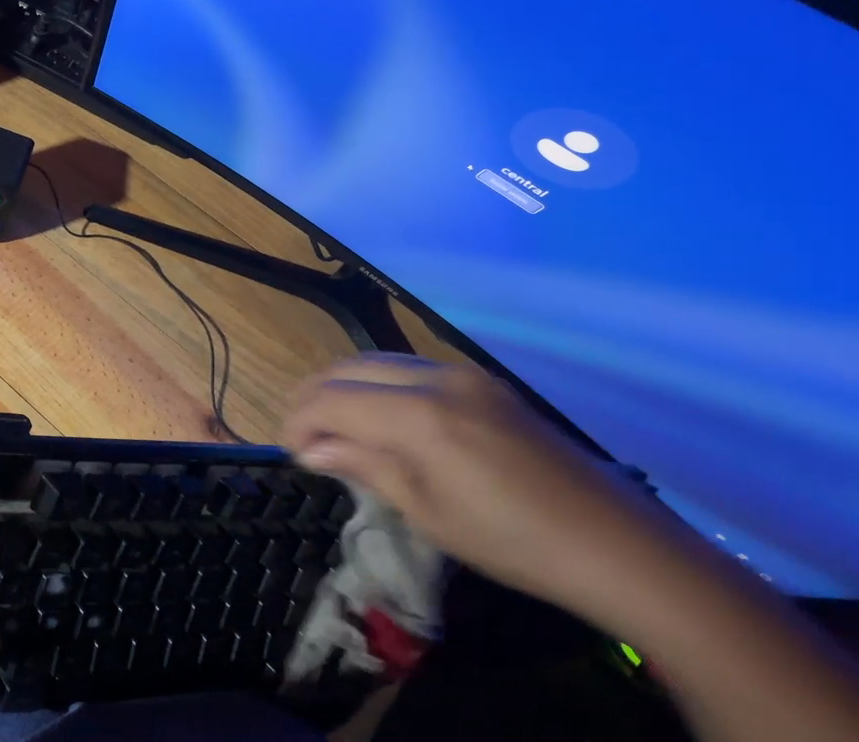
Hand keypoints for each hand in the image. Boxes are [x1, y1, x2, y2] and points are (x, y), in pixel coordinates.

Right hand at [280, 354, 680, 618]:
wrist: (621, 549)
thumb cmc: (514, 542)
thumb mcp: (427, 513)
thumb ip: (364, 466)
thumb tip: (312, 450)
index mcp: (419, 414)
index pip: (330, 400)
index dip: (298, 423)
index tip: (290, 454)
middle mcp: (437, 378)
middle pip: (348, 369)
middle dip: (313, 398)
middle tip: (303, 439)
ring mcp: (466, 376)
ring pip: (378, 362)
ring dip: (344, 388)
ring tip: (335, 428)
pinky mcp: (486, 385)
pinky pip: (412, 369)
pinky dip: (379, 385)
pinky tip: (380, 418)